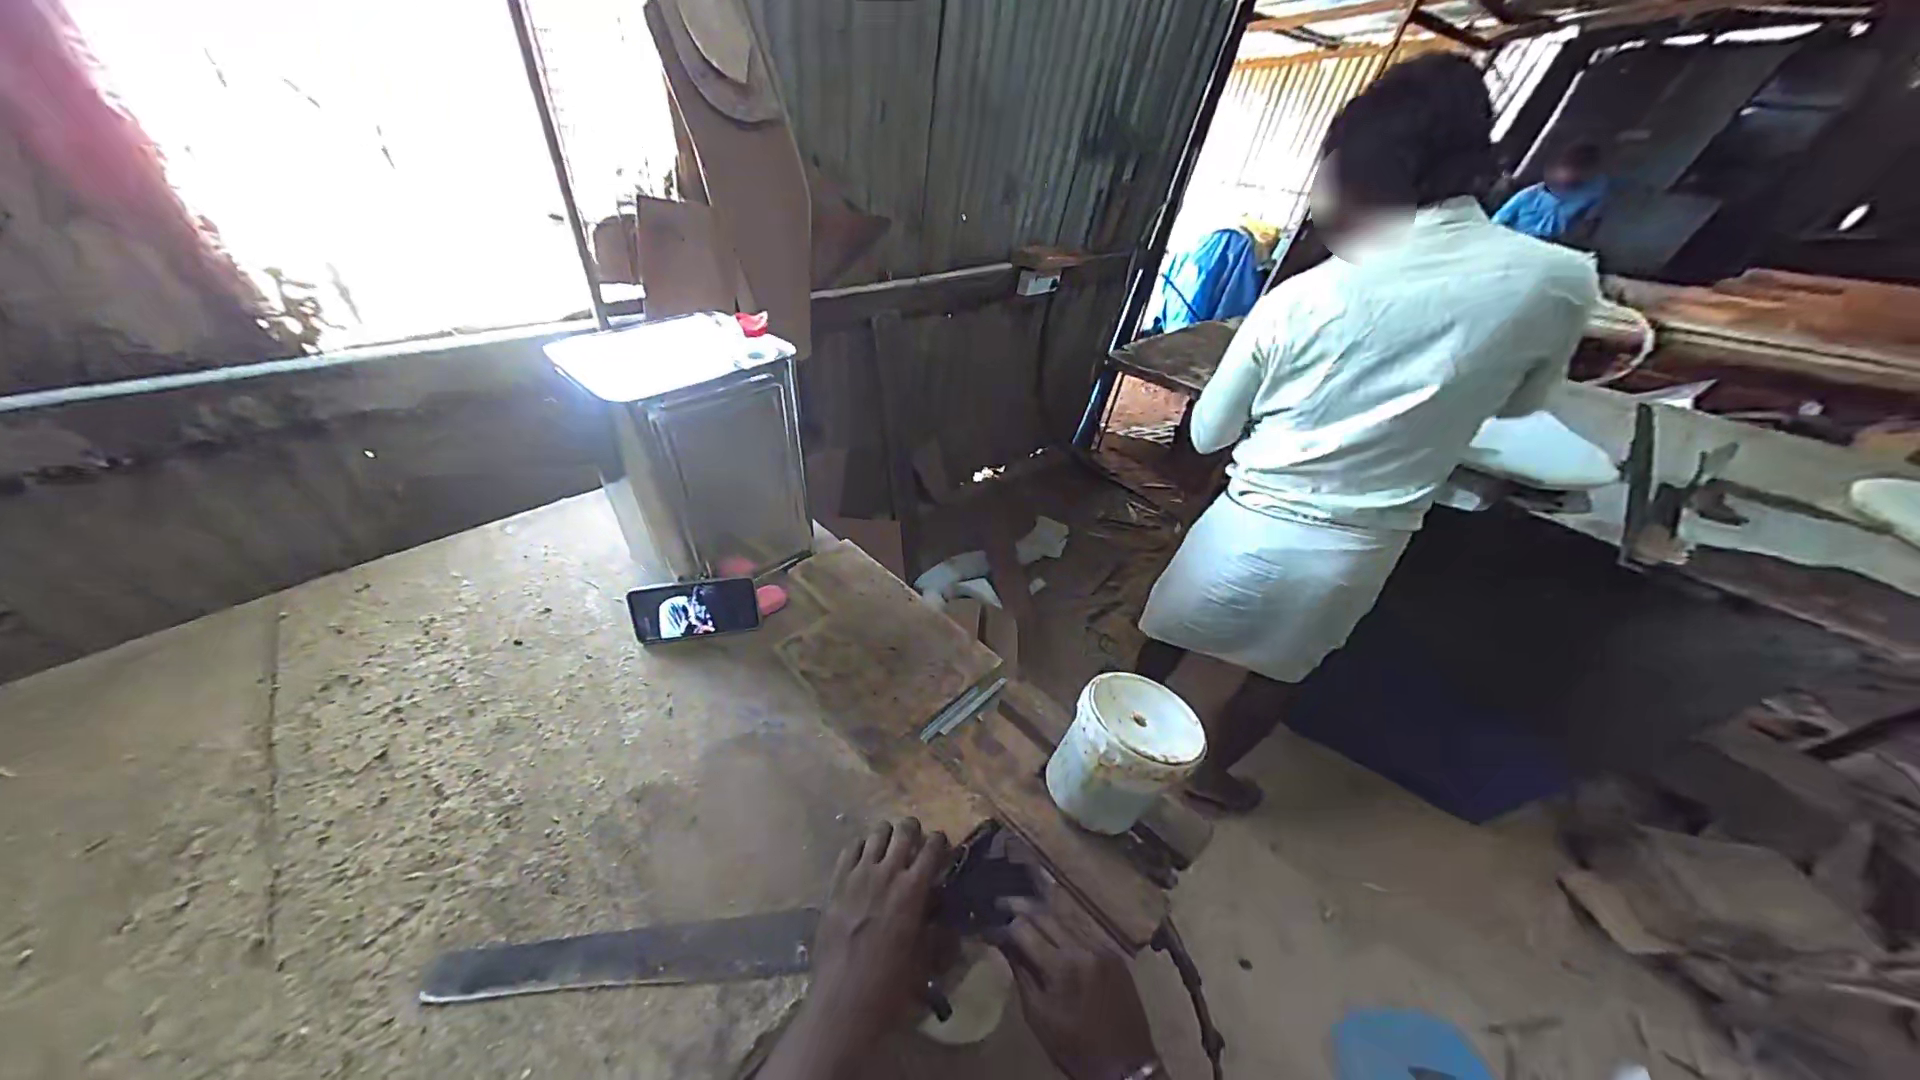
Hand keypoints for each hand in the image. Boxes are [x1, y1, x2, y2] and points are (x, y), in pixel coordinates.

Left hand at [808, 817, 951, 1035]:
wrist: (843, 1000)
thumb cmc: (890, 984)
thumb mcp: (925, 956)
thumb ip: (936, 927)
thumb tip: (942, 910)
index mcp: (914, 889)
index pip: (933, 847)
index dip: (940, 842)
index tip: (941, 847)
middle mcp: (887, 872)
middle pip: (904, 830)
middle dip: (914, 831)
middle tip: (915, 843)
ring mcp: (859, 874)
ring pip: (877, 833)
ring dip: (888, 835)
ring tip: (889, 847)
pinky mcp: (836, 882)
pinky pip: (850, 848)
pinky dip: (861, 847)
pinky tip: (864, 859)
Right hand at [994, 893, 1160, 1079]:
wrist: (1125, 1067)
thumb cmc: (1075, 1048)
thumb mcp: (1038, 1017)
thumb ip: (1021, 974)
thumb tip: (1004, 944)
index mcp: (1061, 965)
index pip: (1024, 930)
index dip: (1004, 924)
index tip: (990, 920)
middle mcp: (1082, 947)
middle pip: (1045, 916)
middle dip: (1021, 909)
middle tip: (1003, 904)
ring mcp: (1101, 947)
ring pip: (1065, 919)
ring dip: (1044, 914)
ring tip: (1024, 908)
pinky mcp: (1114, 953)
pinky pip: (1084, 931)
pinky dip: (1066, 928)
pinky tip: (1054, 928)